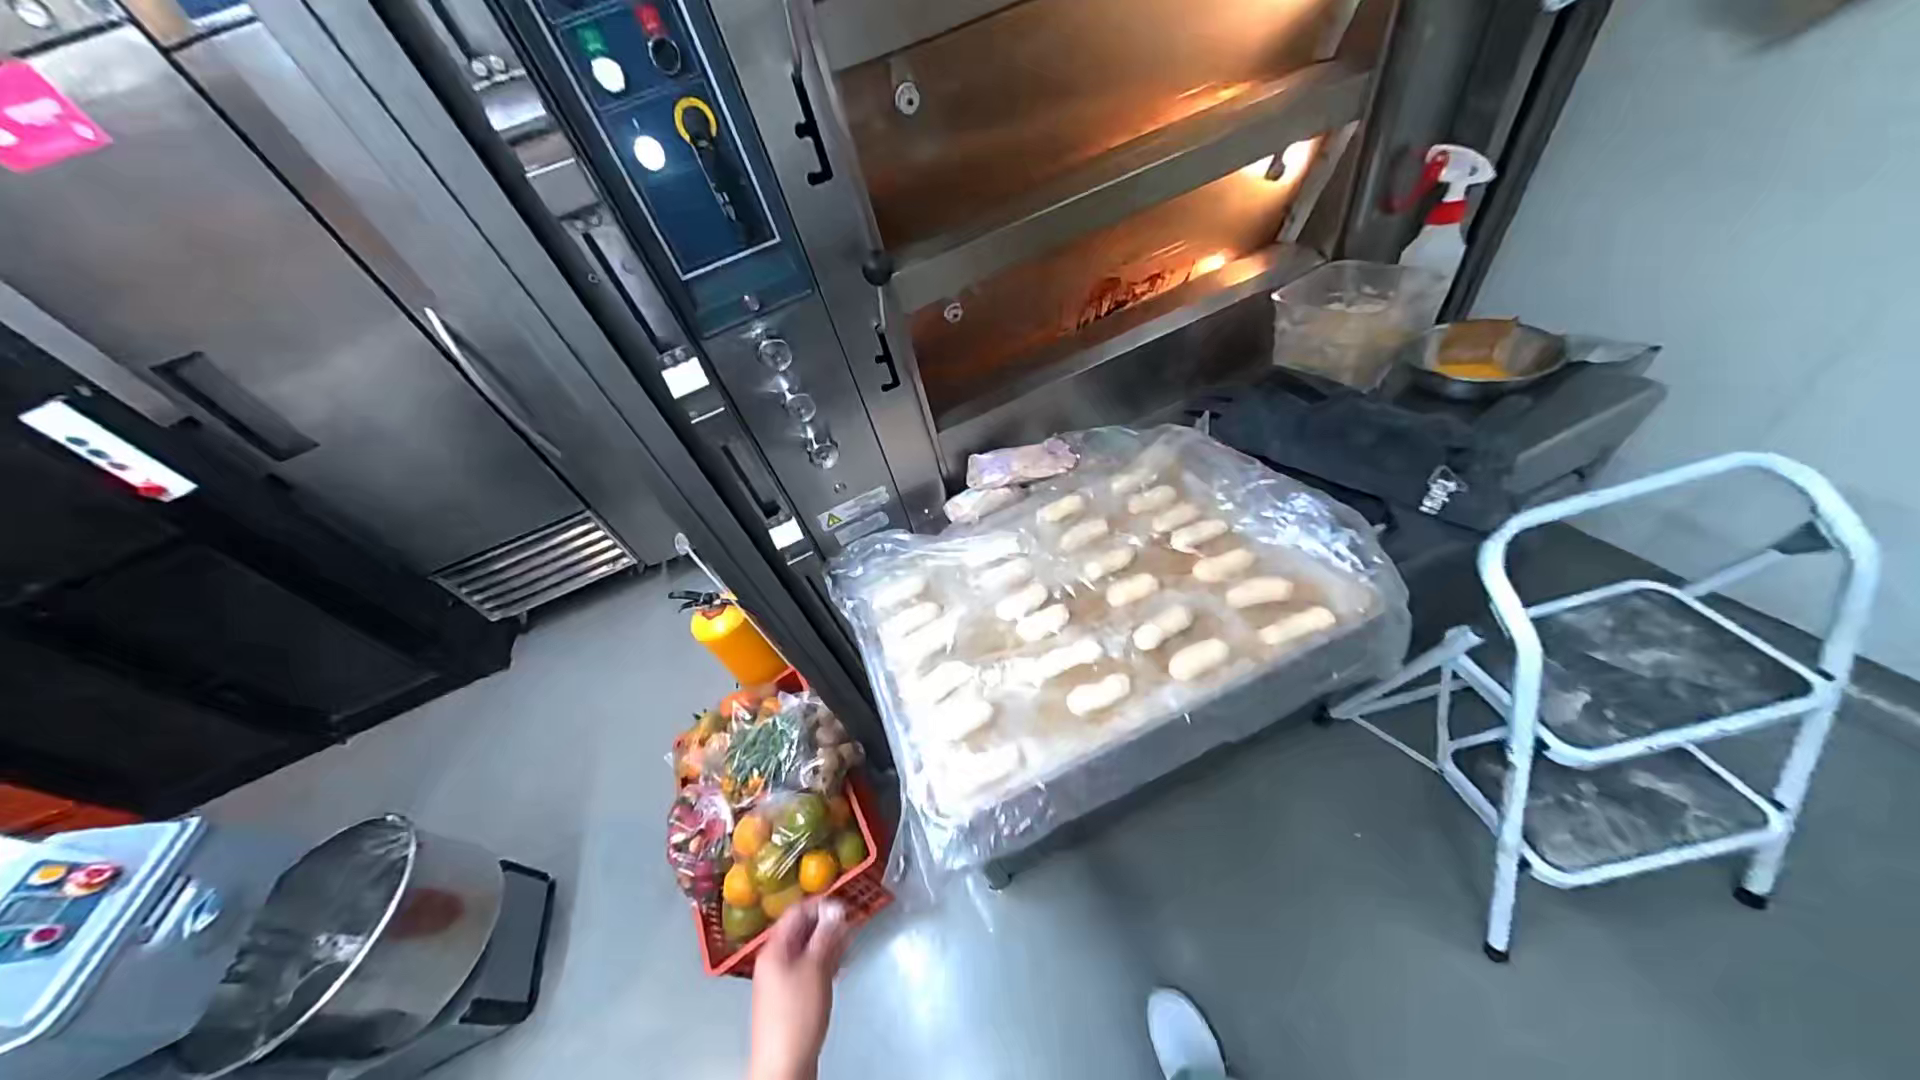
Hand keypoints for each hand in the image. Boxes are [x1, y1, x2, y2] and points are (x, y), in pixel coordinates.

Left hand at [748, 898, 854, 1079]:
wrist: (784, 1067)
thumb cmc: (797, 1016)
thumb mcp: (815, 969)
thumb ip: (826, 936)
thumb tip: (836, 909)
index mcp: (774, 949)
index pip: (796, 912)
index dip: (820, 904)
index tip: (843, 903)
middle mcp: (776, 961)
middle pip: (802, 931)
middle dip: (827, 923)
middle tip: (851, 919)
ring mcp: (783, 980)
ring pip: (808, 949)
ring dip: (829, 942)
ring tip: (851, 937)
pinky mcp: (793, 997)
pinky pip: (810, 968)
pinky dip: (826, 961)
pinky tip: (842, 962)